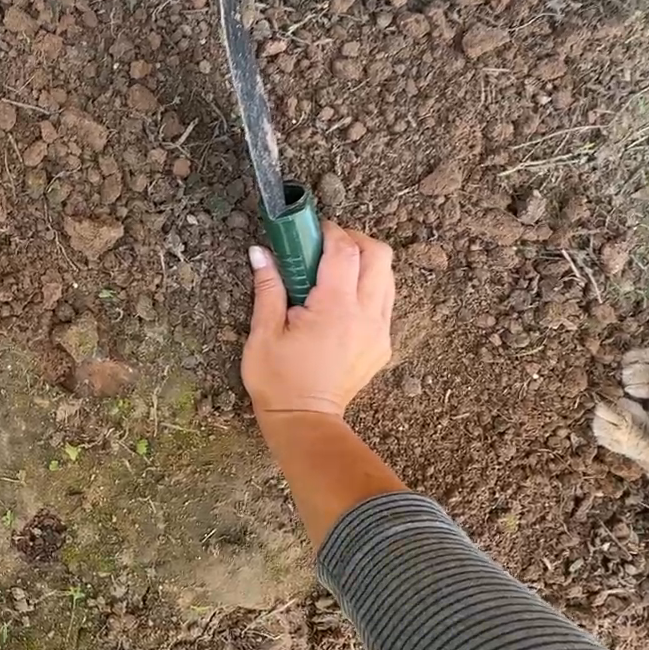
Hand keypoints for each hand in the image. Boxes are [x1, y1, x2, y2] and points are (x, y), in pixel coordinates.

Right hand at [242, 224, 395, 419]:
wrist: (304, 420)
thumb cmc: (277, 379)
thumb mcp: (263, 332)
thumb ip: (268, 287)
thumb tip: (261, 253)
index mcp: (334, 309)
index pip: (344, 251)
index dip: (330, 232)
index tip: (311, 229)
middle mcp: (365, 316)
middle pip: (379, 255)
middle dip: (354, 240)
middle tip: (325, 244)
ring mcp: (379, 331)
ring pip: (387, 277)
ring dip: (364, 263)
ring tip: (332, 270)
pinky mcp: (382, 344)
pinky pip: (385, 301)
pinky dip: (368, 287)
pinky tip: (339, 299)